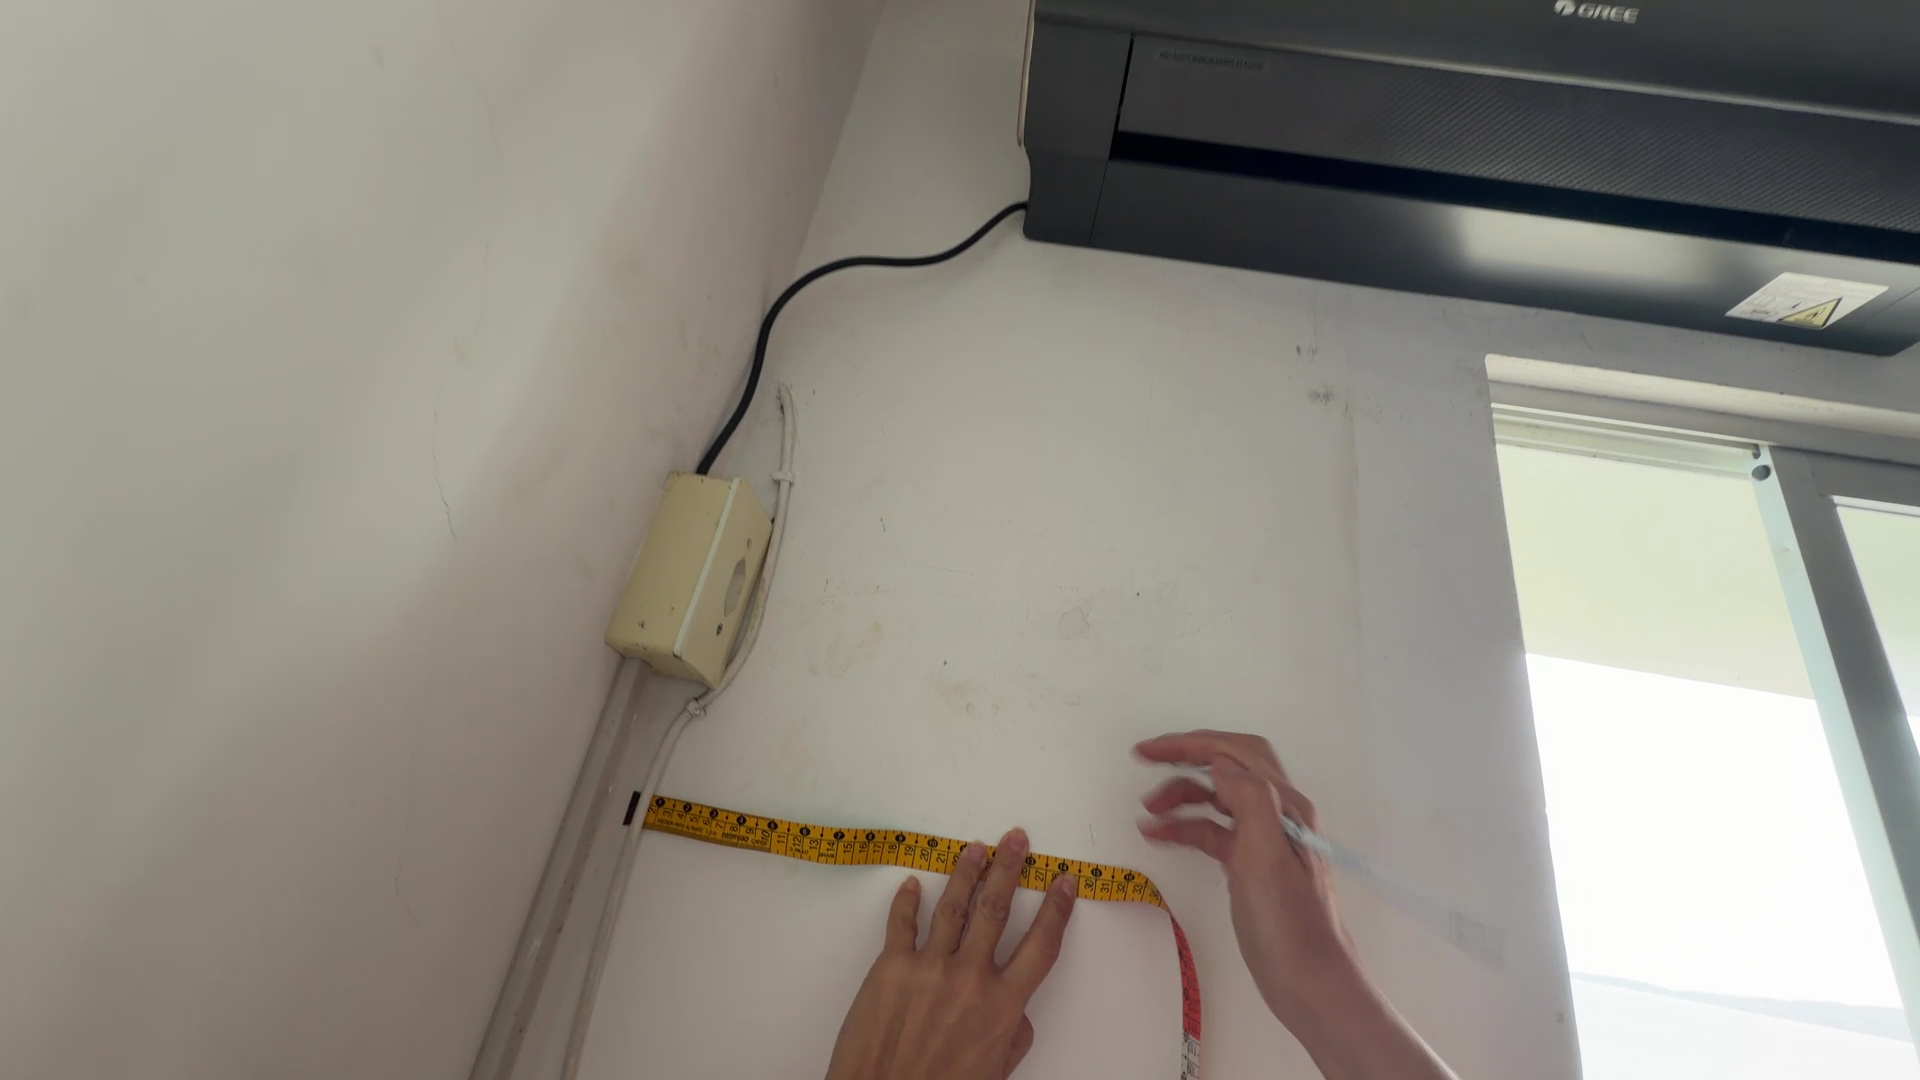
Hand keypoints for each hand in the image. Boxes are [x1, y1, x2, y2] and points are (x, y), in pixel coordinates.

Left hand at [825, 828, 1079, 1079]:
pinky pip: (902, 923)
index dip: (1057, 910)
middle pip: (996, 908)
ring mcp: (929, 966)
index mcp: (1001, 1006)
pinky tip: (913, 884)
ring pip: (954, 905)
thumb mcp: (995, 1073)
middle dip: (1008, 868)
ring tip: (975, 847)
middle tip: (1016, 837)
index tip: (1065, 881)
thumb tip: (1017, 1008)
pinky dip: (907, 901)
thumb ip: (1011, 1035)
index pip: (1041, 946)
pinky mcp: (891, 965)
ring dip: (966, 871)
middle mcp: (970, 977)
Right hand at [1134, 730, 1456, 1079]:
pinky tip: (1158, 835)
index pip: (1236, 752)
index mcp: (1286, 805)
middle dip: (1185, 758)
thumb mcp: (1266, 857)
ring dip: (1180, 796)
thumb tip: (1219, 761)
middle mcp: (1278, 813)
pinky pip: (1211, 830)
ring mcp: (1263, 838)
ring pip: (1215, 798)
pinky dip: (1184, 827)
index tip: (1151, 751)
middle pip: (1226, 766)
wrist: (1311, 987)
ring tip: (1147, 809)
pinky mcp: (1249, 862)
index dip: (1192, 744)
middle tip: (1144, 759)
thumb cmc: (1288, 922)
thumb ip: (1249, 799)